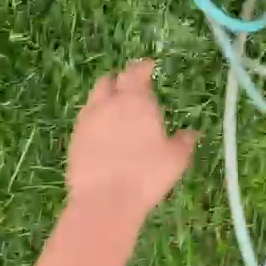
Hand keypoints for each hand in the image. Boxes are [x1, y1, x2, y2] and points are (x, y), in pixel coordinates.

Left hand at [65, 59, 198, 219]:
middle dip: (120, 79)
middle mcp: (108, 103)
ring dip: (105, 98)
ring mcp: (87, 120)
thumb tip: (192, 133)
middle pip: (110, 80)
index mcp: (135, 101)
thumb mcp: (175, 159)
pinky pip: (85, 120)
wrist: (105, 199)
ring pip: (94, 98)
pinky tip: (102, 132)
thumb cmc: (147, 175)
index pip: (136, 72)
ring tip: (115, 108)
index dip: (142, 67)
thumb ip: (183, 142)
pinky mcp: (74, 139)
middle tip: (130, 86)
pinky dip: (94, 119)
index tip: (149, 65)